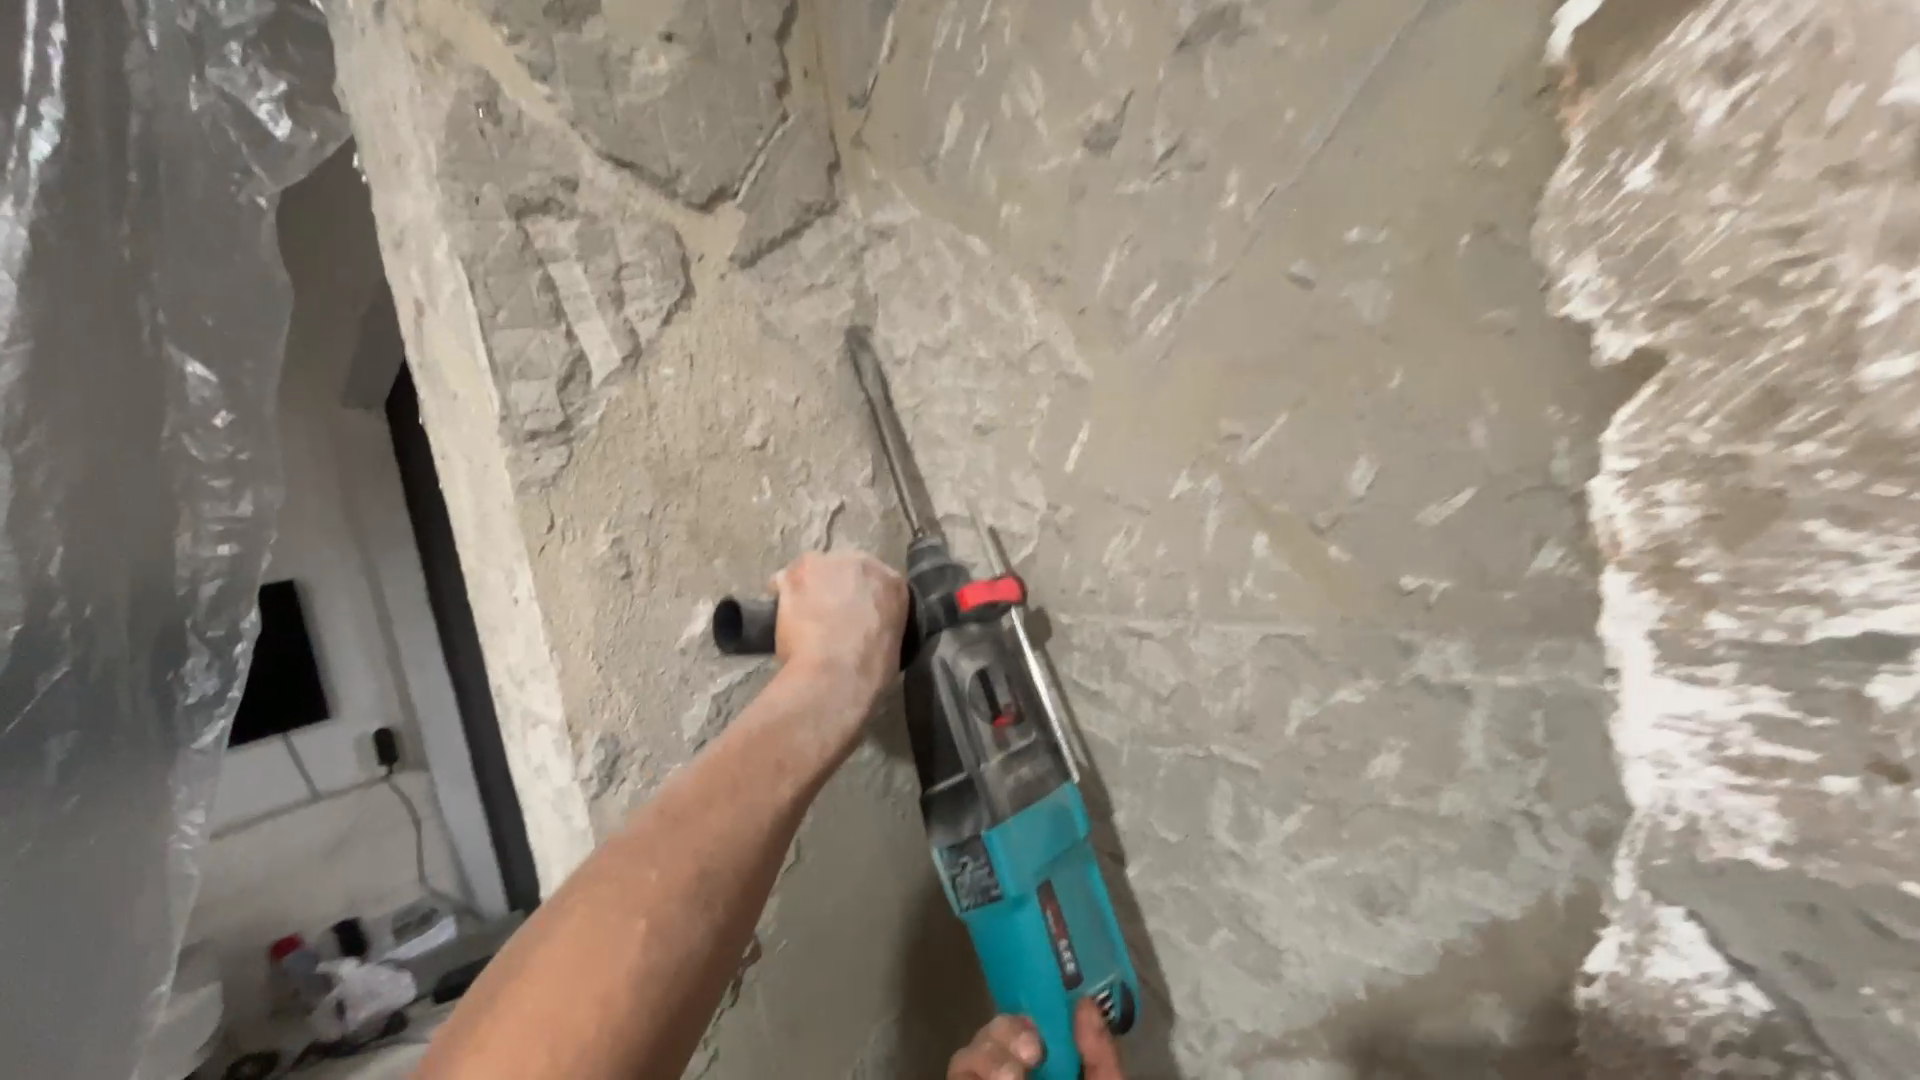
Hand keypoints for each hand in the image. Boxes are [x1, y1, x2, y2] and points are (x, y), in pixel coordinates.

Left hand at [770, 550, 906, 709]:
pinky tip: (783, 617)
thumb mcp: (893, 642)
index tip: (852, 612)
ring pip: (812, 570)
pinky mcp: (795, 574)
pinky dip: (782, 596)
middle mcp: (862, 563)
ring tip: (803, 615)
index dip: (860, 596)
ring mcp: (827, 564)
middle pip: (843, 568)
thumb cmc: (871, 668)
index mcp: (893, 582)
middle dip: (835, 586)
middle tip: (827, 613)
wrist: (837, 673)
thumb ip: (881, 622)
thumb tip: (865, 627)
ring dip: (808, 588)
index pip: (874, 581)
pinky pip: (783, 580)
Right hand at [948, 1001, 1124, 1079]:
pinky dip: (972, 1077)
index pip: (1023, 1028)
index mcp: (1044, 1074)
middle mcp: (1011, 1079)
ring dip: (988, 1058)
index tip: (1041, 1028)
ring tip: (1012, 1079)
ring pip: (964, 1059)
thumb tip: (1086, 1003)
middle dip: (1004, 1033)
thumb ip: (1100, 1058)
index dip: (1026, 1019)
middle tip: (1030, 1051)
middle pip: (989, 1036)